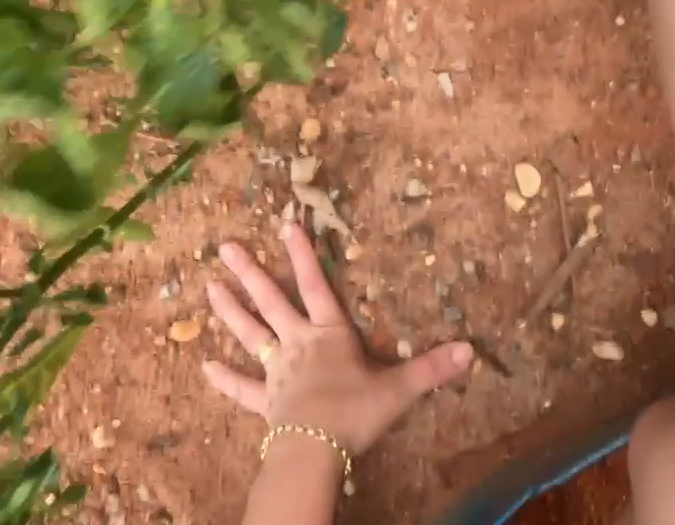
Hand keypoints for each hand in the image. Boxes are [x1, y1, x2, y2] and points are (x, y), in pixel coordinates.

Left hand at [202, 222, 472, 454]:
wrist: (316, 451)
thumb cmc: (355, 413)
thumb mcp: (399, 388)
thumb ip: (431, 367)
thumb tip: (470, 349)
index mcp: (329, 333)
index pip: (315, 285)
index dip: (301, 254)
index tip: (285, 223)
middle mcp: (298, 343)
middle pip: (271, 300)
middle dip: (250, 272)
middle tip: (225, 247)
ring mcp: (277, 371)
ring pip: (250, 333)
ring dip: (230, 311)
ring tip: (209, 286)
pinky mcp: (265, 401)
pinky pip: (242, 388)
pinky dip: (224, 378)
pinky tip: (203, 366)